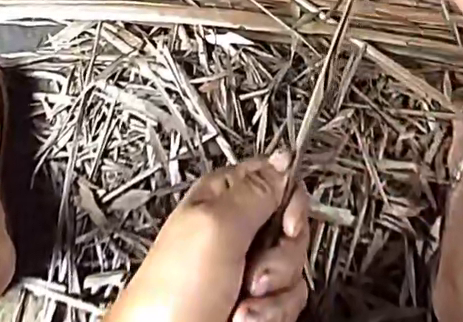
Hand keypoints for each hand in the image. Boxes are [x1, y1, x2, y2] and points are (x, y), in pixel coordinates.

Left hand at [106, 153, 311, 321]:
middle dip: (281, 256)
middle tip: (253, 271)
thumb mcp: (216, 228)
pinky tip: (242, 319)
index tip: (284, 223)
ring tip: (241, 301)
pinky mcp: (255, 307)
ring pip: (292, 269)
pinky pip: (287, 303)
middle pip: (290, 226)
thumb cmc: (169, 296)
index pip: (277, 177)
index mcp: (224, 197)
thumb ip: (255, 190)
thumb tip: (284, 156)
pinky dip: (269, 316)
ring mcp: (246, 271)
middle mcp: (238, 231)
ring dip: (272, 294)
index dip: (289, 199)